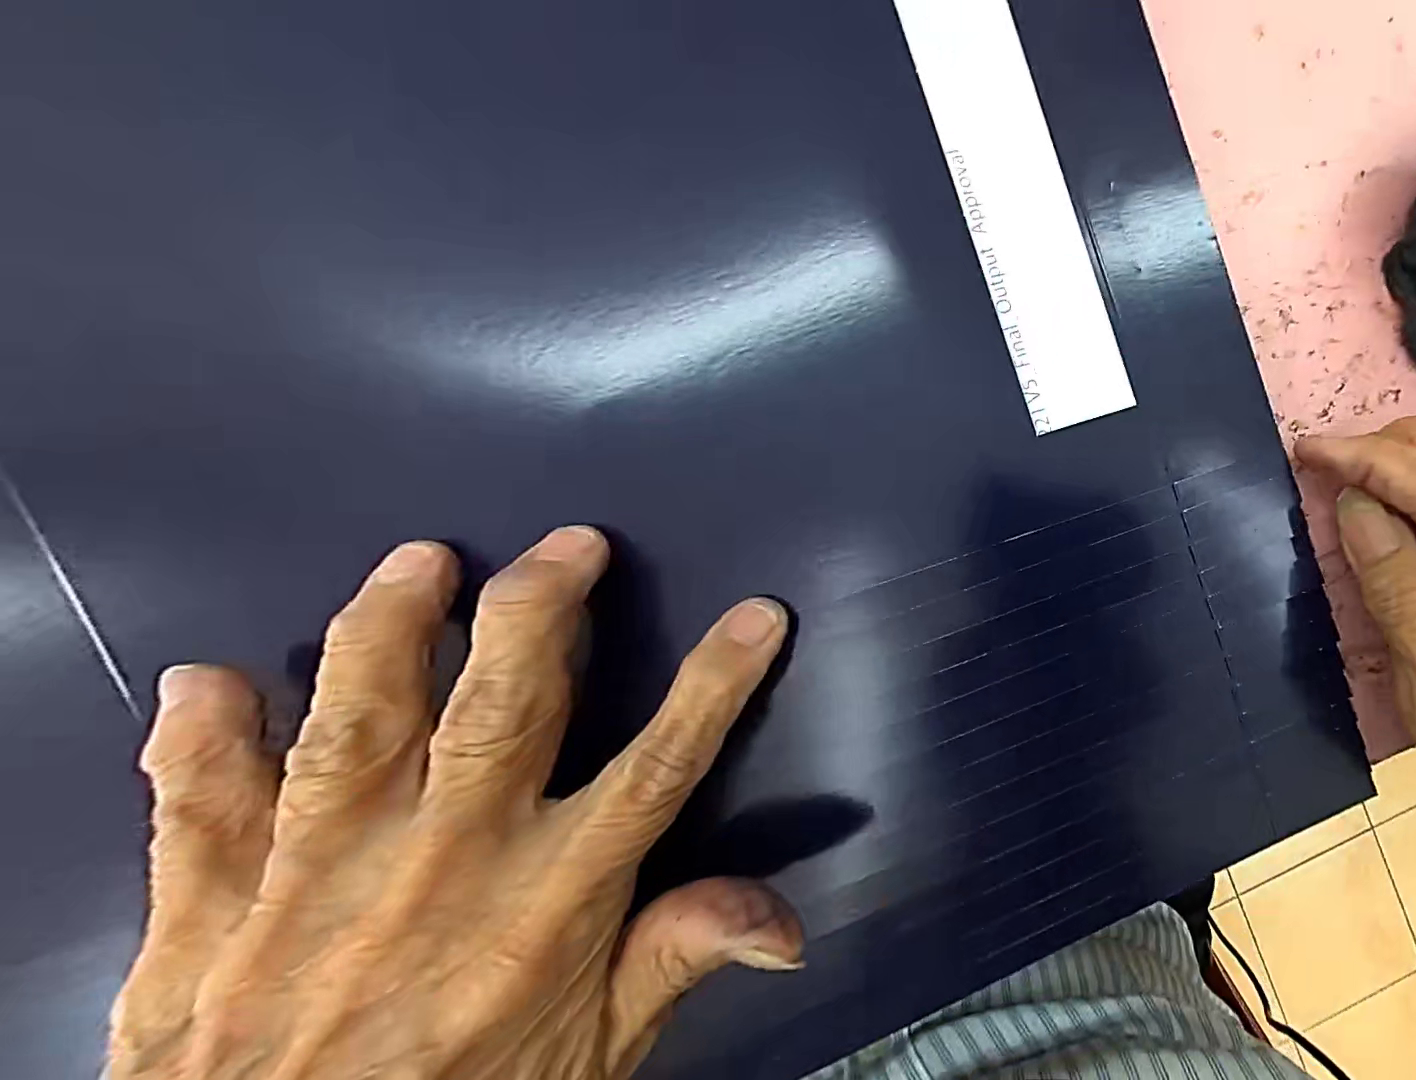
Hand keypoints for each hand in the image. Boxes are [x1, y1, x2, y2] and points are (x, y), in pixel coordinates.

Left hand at [109, 526, 802, 1079]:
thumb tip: (790, 928)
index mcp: (552, 899)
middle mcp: (445, 864)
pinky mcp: (206, 922)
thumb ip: (681, 960)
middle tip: (573, 544)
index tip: (759, 614)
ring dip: (387, 633)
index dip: (717, 683)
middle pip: (504, 710)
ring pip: (358, 726)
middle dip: (540, 612)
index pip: (662, 764)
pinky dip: (197, 744)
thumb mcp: (601, 1059)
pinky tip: (204, 681)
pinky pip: (198, 815)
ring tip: (419, 558)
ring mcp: (317, 883)